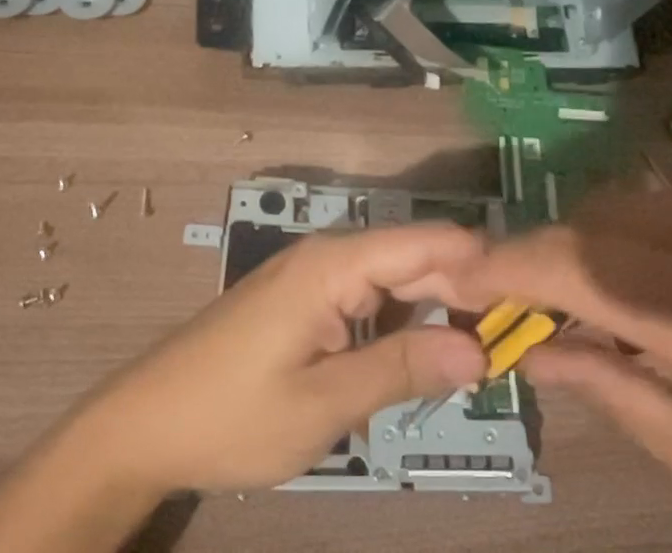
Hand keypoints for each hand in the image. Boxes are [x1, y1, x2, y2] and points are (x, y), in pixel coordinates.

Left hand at [0, 223, 486, 551]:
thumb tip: (482, 349)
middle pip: (417, 259)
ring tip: (482, 358)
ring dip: (436, 315)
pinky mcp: (303, 304)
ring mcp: (313, 280)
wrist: (141, 429)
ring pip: (396, 282)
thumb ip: (403, 367)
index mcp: (333, 265)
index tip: (530, 309)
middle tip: (515, 347)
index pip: (431, 241)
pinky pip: (368, 302)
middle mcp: (327, 257)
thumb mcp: (324, 403)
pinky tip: (423, 360)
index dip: (485, 268)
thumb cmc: (230, 416)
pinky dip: (401, 327)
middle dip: (466, 296)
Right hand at [453, 189, 671, 552]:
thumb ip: (620, 394)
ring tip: (607, 302)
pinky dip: (660, 233)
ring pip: (648, 200)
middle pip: (603, 216)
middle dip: (550, 251)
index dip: (504, 264)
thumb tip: (537, 352)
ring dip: (605, 239)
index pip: (573, 263)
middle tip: (533, 304)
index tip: (456, 275)